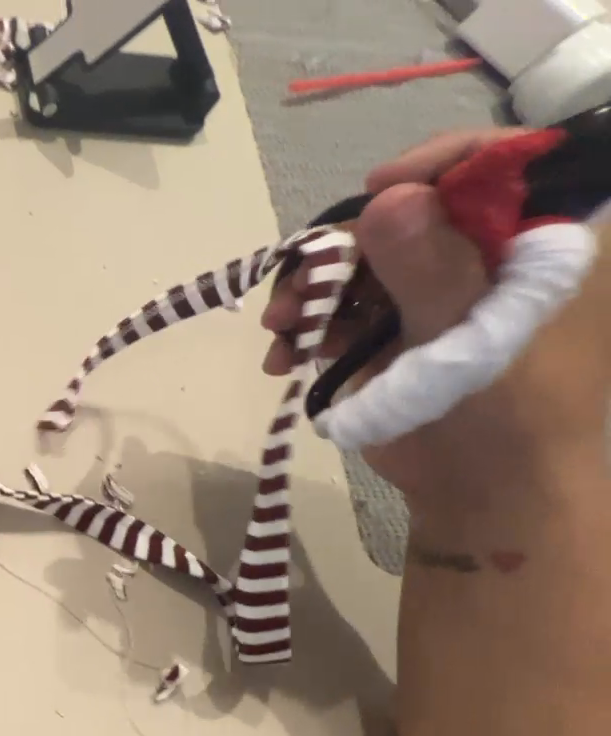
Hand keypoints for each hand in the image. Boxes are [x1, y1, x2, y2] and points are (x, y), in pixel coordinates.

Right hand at [258, 129, 610, 524]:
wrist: (482, 490)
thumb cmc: (505, 413)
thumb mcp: (469, 337)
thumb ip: (433, 266)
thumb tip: (390, 197)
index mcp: (536, 244)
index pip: (499, 166)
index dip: (437, 166)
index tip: (377, 192)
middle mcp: (486, 257)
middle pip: (404, 219)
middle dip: (338, 252)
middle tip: (294, 293)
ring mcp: (434, 294)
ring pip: (360, 265)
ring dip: (308, 294)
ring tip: (278, 333)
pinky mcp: (394, 330)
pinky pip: (341, 309)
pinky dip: (305, 328)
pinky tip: (285, 357)